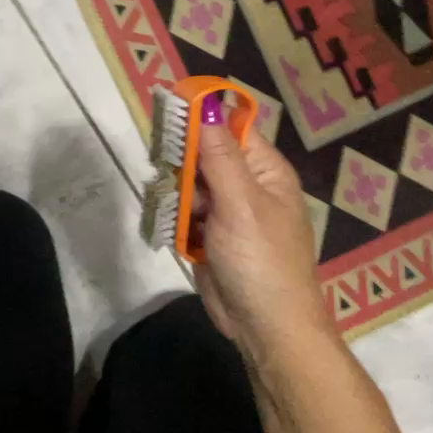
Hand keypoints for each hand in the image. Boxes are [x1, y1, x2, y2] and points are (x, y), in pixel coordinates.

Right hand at [192, 125, 332, 358]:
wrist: (265, 328)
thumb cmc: (261, 261)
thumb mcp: (241, 203)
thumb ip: (219, 155)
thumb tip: (206, 104)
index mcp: (265, 170)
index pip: (228, 127)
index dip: (199, 119)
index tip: (167, 118)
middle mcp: (247, 184)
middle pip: (202, 152)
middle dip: (182, 164)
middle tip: (176, 182)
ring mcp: (228, 210)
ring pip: (187, 182)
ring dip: (177, 195)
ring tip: (182, 217)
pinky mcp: (210, 233)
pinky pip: (184, 210)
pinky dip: (176, 217)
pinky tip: (179, 233)